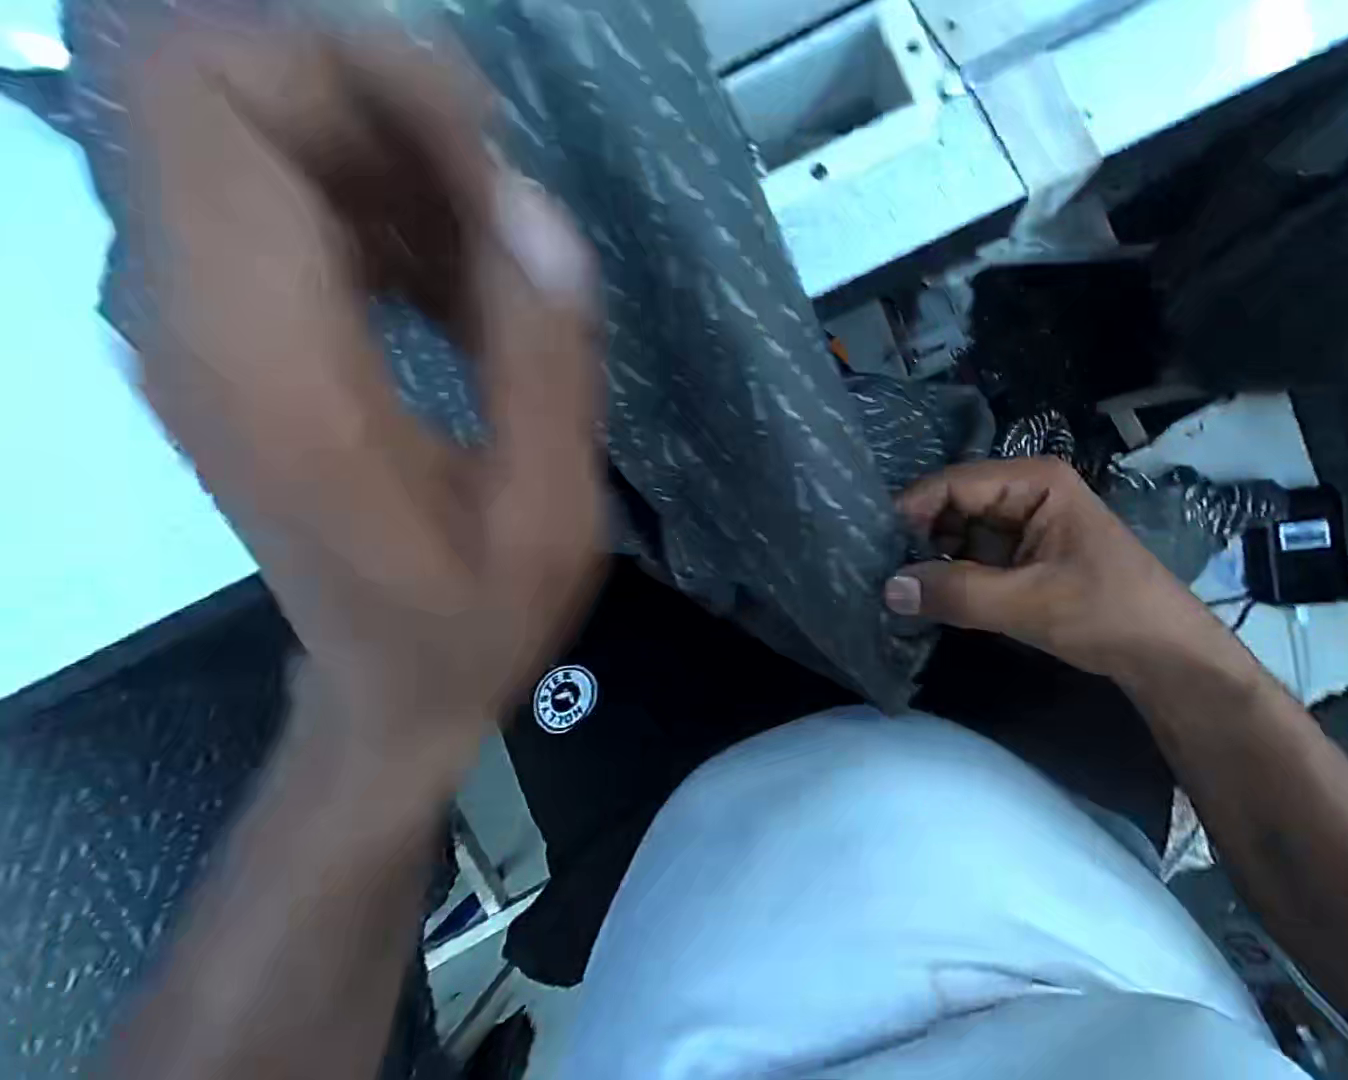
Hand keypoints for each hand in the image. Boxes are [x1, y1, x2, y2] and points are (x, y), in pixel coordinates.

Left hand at [128, 24, 604, 762]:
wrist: (393, 681)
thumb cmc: (478, 613)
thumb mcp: (549, 506)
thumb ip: (545, 360)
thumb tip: (538, 213)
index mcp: (260, 356)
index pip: (217, 98)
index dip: (364, 78)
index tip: (496, 156)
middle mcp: (183, 310)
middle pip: (209, 85)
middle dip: (377, 103)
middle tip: (508, 199)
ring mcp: (192, 318)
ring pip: (245, 136)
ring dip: (388, 161)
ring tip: (503, 255)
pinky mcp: (228, 334)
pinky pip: (279, 204)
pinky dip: (378, 210)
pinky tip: (462, 288)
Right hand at [886, 458, 1233, 679]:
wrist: (1164, 652)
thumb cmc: (1106, 613)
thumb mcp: (1028, 603)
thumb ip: (957, 593)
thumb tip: (888, 589)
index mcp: (1034, 481)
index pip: (954, 483)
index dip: (911, 512)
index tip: (872, 549)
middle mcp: (1028, 491)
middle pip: (955, 505)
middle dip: (920, 539)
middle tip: (877, 574)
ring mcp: (1028, 523)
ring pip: (963, 533)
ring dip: (934, 560)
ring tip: (895, 588)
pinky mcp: (1029, 554)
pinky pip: (979, 556)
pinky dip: (955, 576)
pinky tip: (929, 597)